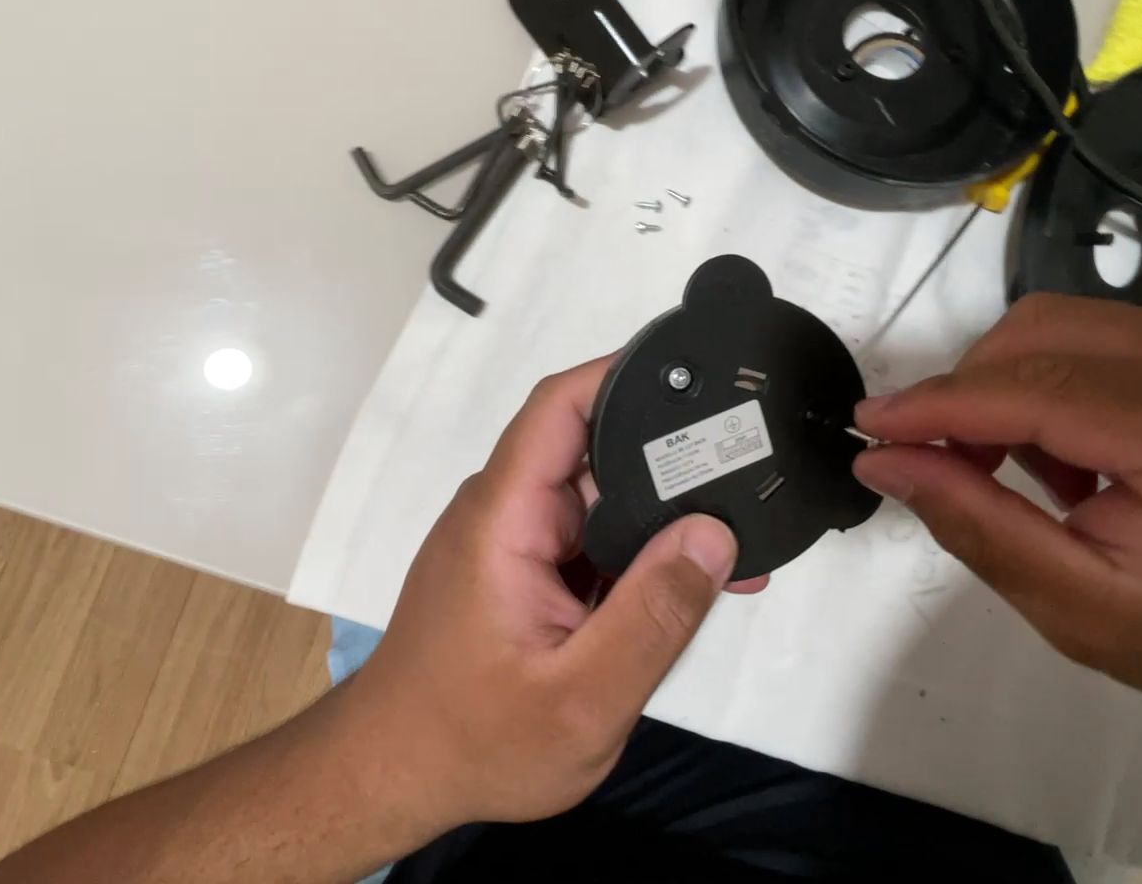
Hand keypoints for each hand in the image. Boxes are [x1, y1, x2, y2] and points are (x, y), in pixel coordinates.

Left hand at [340, 356, 752, 833]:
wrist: (398, 774)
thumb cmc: (473, 743)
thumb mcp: (580, 699)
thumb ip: (652, 617)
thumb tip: (712, 534)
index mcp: (503, 518)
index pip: (558, 407)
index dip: (620, 372)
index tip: (692, 368)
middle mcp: (506, 511)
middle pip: (591, 448)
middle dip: (667, 451)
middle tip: (743, 462)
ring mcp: (515, 539)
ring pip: (599, 498)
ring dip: (659, 511)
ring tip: (737, 530)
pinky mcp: (525, 567)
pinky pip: (591, 537)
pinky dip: (638, 551)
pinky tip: (691, 574)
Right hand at [853, 295, 1141, 746]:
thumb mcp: (1094, 616)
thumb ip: (981, 529)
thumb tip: (883, 460)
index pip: (1045, 388)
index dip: (941, 401)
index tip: (866, 425)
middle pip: (1048, 331)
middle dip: (970, 389)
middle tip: (945, 464)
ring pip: (1068, 323)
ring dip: (1008, 382)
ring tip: (1014, 466)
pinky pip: (1105, 336)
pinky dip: (1053, 382)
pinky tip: (1072, 453)